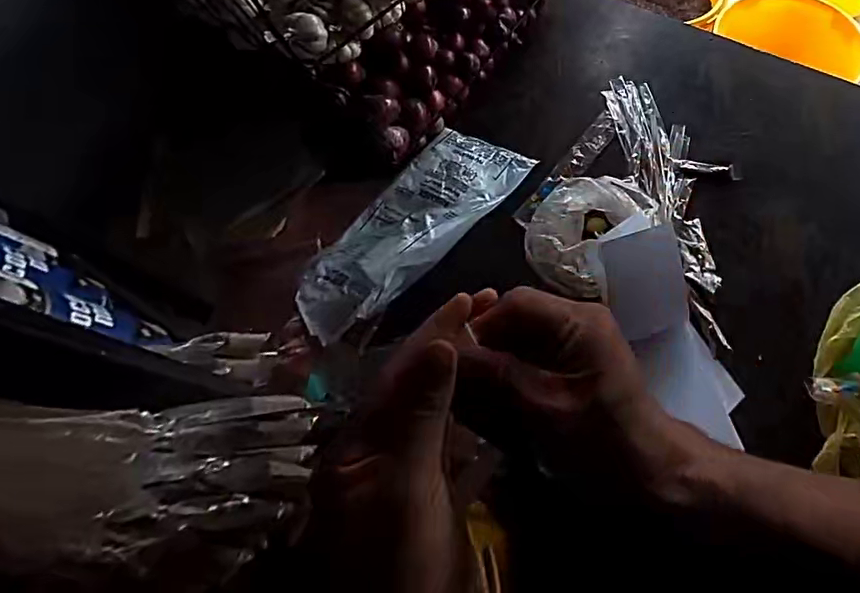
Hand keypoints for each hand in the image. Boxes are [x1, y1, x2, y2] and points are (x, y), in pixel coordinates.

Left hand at [314, 290, 495, 592]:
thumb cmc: (395, 562)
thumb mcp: (403, 487)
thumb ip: (419, 414)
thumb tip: (441, 343)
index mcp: (361, 444)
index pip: (402, 371)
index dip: (436, 331)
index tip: (470, 296)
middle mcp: (381, 450)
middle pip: (420, 382)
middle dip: (454, 340)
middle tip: (490, 305)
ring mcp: (409, 474)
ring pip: (440, 405)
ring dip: (467, 368)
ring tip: (497, 336)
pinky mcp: (434, 494)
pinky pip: (457, 437)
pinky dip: (477, 409)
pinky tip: (498, 394)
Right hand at [454, 287, 696, 498]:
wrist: (651, 473)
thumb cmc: (603, 441)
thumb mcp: (546, 410)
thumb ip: (498, 378)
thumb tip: (448, 353)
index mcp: (578, 320)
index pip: (516, 303)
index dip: (478, 326)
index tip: (446, 360)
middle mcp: (578, 319)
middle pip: (516, 318)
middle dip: (483, 346)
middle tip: (450, 380)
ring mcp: (577, 341)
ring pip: (520, 339)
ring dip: (492, 363)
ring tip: (463, 393)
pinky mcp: (573, 364)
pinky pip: (531, 357)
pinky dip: (508, 376)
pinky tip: (487, 402)